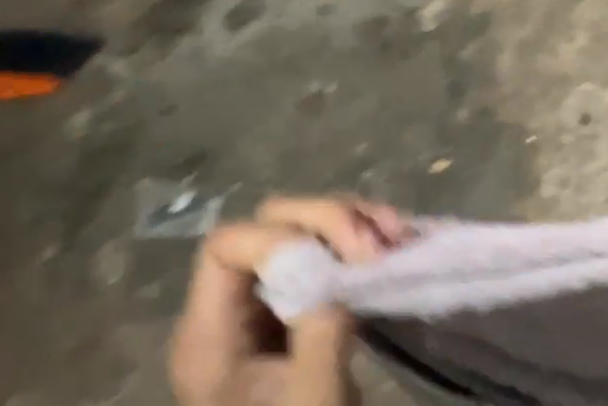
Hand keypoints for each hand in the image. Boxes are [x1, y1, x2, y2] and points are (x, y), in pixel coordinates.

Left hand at [169, 196, 409, 405]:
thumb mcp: (311, 403)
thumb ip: (319, 340)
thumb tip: (338, 278)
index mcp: (209, 335)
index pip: (226, 247)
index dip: (280, 237)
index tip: (339, 260)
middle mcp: (233, 307)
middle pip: (269, 222)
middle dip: (330, 220)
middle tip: (378, 247)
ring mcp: (269, 302)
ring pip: (305, 225)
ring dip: (356, 221)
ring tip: (397, 239)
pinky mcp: (304, 300)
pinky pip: (330, 246)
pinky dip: (366, 235)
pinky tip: (398, 244)